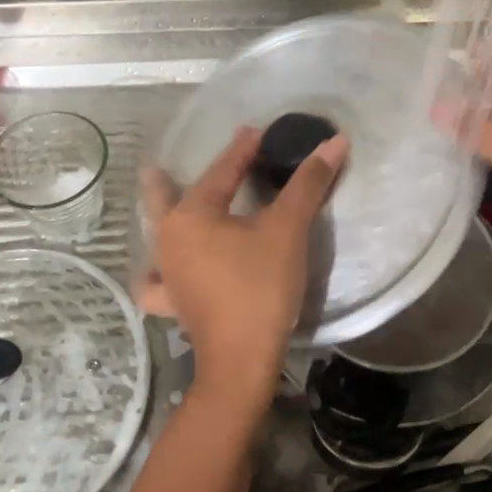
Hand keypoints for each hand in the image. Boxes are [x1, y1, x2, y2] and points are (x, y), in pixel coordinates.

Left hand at [138, 127, 348, 404]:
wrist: (242, 359)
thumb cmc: (260, 286)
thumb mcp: (288, 229)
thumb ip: (308, 183)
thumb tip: (335, 141)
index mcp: (192, 214)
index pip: (221, 170)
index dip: (242, 149)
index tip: (257, 132)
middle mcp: (169, 238)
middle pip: (166, 198)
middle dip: (169, 180)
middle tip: (164, 164)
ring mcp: (166, 272)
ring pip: (159, 236)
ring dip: (162, 219)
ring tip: (165, 209)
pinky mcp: (172, 302)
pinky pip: (157, 281)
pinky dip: (157, 272)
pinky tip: (161, 271)